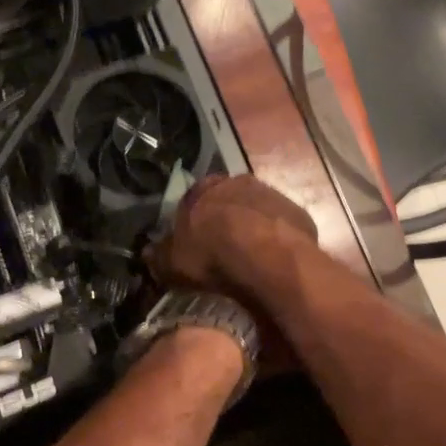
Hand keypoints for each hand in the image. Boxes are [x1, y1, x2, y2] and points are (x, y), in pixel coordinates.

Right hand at [143, 175, 317, 307]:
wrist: (267, 258)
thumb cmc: (211, 255)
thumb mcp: (172, 263)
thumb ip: (158, 256)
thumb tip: (147, 253)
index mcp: (202, 188)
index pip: (193, 199)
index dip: (193, 222)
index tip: (194, 243)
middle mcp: (237, 182)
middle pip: (227, 202)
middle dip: (225, 222)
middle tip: (222, 252)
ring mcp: (271, 194)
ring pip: (257, 212)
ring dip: (253, 229)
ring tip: (250, 261)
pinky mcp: (298, 213)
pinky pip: (281, 228)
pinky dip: (276, 241)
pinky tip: (273, 263)